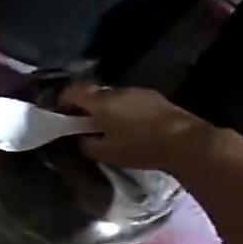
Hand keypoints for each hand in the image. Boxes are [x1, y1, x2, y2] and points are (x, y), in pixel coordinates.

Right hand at [58, 83, 213, 171]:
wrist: (184, 142)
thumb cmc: (139, 147)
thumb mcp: (105, 153)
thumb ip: (87, 143)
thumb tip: (82, 138)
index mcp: (101, 102)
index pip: (73, 91)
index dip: (62, 99)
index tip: (58, 112)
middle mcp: (118, 91)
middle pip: (94, 93)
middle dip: (84, 105)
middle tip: (81, 122)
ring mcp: (139, 92)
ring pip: (114, 97)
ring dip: (106, 108)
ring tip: (106, 125)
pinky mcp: (155, 98)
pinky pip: (131, 101)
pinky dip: (124, 110)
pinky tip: (128, 125)